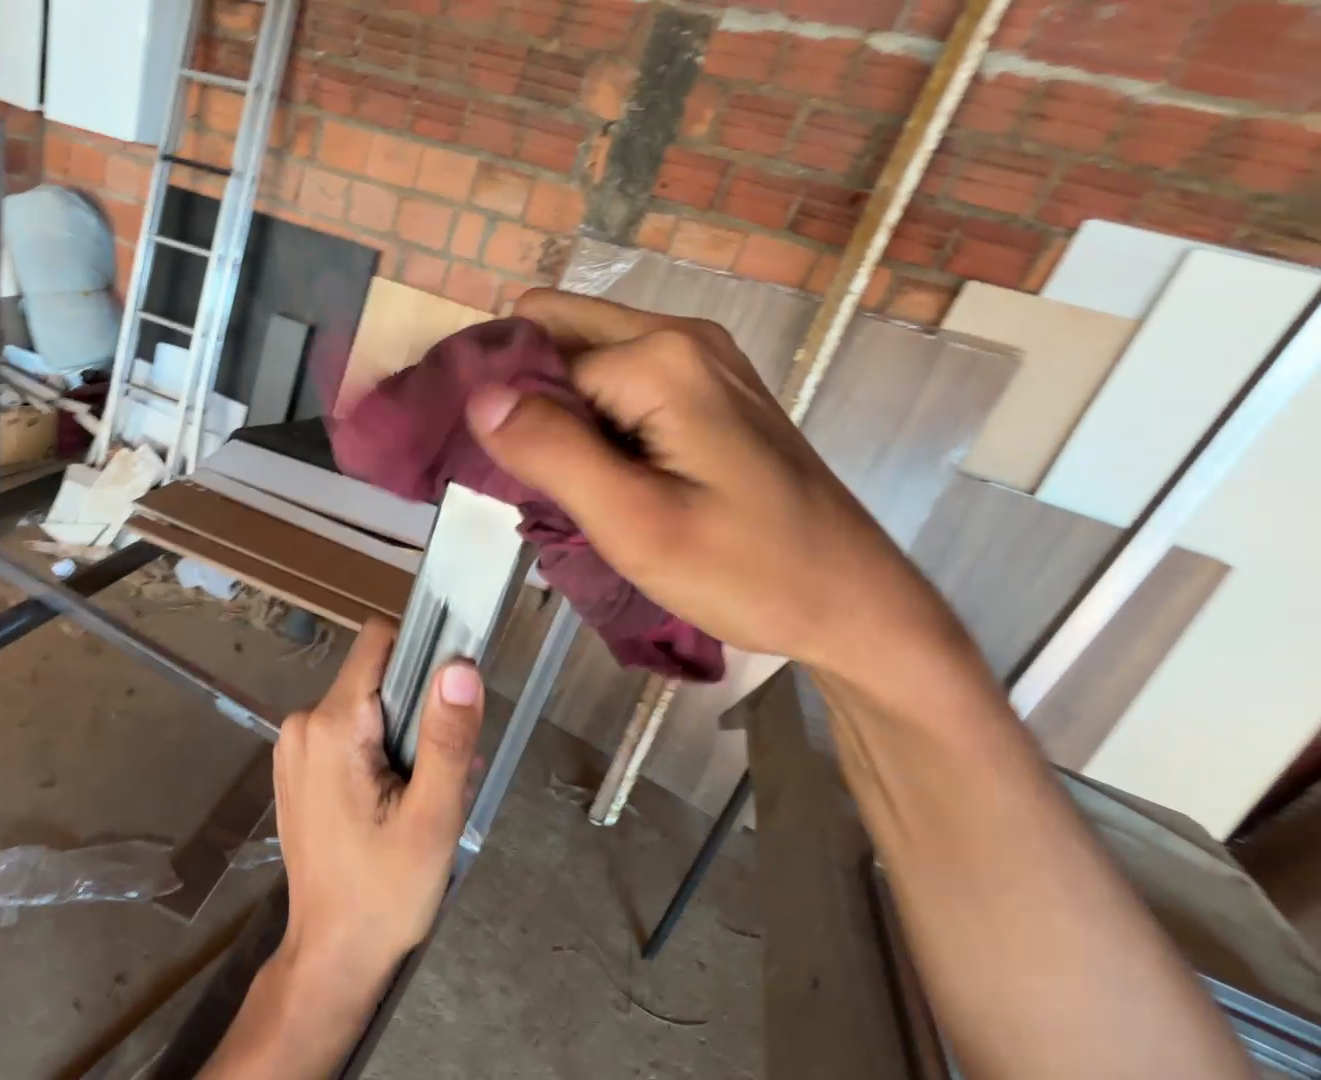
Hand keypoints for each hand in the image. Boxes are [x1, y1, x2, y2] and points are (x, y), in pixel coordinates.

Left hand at [272, 619, 483, 989]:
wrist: (333, 953)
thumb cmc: (386, 891)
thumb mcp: (433, 818)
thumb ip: (447, 737)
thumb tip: (461, 666)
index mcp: (332, 725)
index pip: (379, 642)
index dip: (423, 655)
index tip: (452, 700)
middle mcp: (303, 723)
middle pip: (377, 679)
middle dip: (418, 713)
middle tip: (439, 775)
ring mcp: (294, 747)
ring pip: (366, 708)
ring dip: (401, 739)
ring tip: (418, 798)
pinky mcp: (297, 768)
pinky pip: (348, 735)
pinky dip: (378, 755)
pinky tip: (394, 804)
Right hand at [467, 289, 957, 681]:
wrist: (851, 602)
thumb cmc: (746, 571)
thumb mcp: (634, 522)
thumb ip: (552, 451)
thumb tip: (478, 394)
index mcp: (660, 358)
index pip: (537, 364)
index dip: (511, 419)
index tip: (513, 484)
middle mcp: (681, 338)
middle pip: (557, 338)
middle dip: (526, 399)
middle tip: (531, 477)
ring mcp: (701, 362)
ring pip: (585, 364)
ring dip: (558, 417)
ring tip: (566, 487)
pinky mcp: (709, 393)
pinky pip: (620, 387)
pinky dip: (593, 426)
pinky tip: (603, 480)